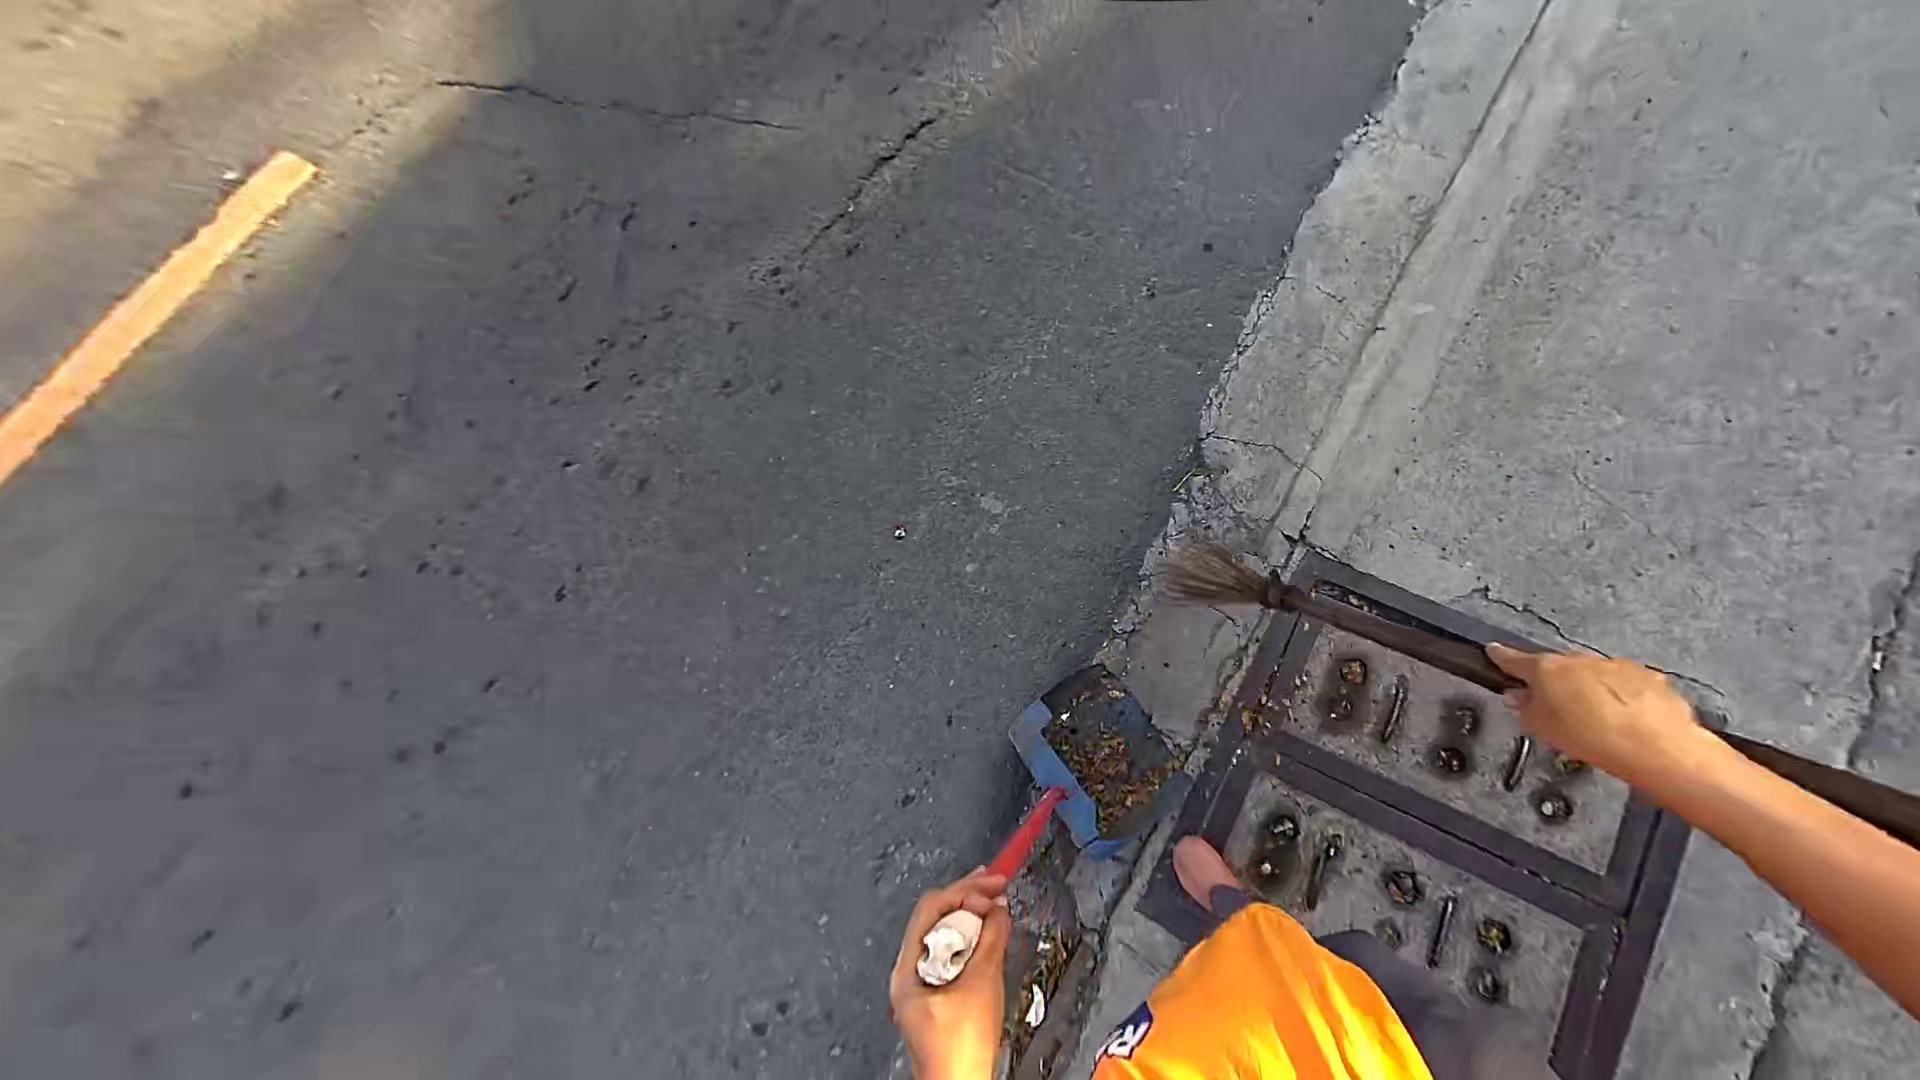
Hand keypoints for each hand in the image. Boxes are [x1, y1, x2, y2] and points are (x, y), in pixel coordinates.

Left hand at [889, 868, 1010, 1079]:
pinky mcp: (938, 992)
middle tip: (996, 882)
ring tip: (994, 898)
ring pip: (944, 931)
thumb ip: (991, 940)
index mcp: (908, 968)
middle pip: (936, 916)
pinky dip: (971, 934)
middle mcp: (910, 971)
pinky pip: (952, 949)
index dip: (964, 890)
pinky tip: (989, 928)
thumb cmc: (962, 1049)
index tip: (992, 884)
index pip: (932, 908)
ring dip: (971, 912)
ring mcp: (923, 982)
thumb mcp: (982, 985)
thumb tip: (999, 908)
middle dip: (968, 895)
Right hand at [1486, 644, 1722, 786]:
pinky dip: (1621, 696)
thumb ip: (1525, 707)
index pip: (1512, 658)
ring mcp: (1617, 667)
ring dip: (1589, 688)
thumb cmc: (1596, 738)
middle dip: (1553, 681)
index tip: (1493, 652)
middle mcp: (1579, 661)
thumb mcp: (1541, 727)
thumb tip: (1519, 698)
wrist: (1661, 750)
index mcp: (1545, 668)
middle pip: (1556, 666)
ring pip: (1592, 673)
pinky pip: (1625, 683)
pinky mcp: (1650, 678)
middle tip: (1554, 706)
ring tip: (1596, 718)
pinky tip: (1625, 718)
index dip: (1499, 656)